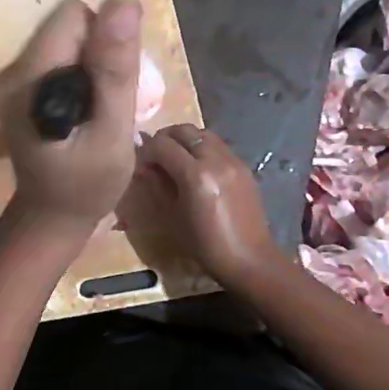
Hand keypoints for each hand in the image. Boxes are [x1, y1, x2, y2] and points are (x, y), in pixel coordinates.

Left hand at [0, 0, 142, 234]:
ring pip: (68, 42)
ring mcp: (13, 81)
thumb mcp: (111, 129)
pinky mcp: (20, 90)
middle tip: (110, 102)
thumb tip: (122, 0)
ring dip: (93, 67)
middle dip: (100, 53)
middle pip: (70, 26)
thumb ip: (115, 68)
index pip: (74, 16)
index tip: (114, 83)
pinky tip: (86, 112)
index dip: (105, 40)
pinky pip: (60, 61)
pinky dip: (81, 79)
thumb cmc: (87, 183)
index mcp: (30, 77)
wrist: (52, 215)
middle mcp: (13, 71)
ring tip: (99, 111)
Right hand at [125, 124, 284, 288]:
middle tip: (154, 155)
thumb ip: (158, 185)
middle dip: (165, 138)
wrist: (250, 259)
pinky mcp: (244, 167)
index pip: (162, 144)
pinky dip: (201, 148)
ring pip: (203, 134)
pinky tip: (195, 168)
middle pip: (184, 130)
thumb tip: (146, 167)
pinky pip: (218, 146)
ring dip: (184, 140)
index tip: (138, 163)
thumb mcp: (172, 216)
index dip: (145, 150)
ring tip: (174, 159)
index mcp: (195, 174)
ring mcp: (234, 161)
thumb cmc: (204, 244)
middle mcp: (216, 160)